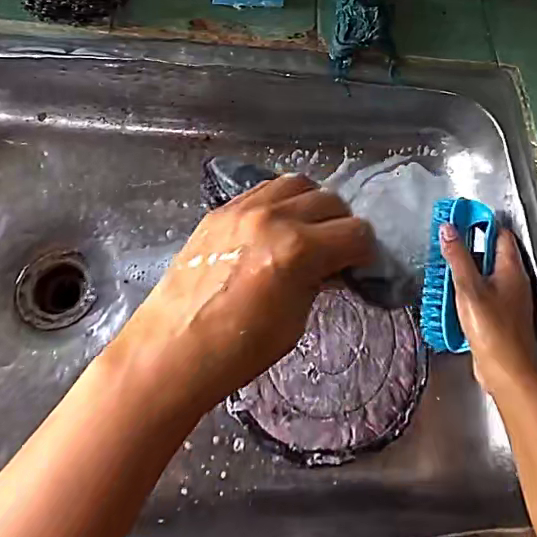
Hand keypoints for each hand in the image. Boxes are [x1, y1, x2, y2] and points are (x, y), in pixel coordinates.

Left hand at [106, 175, 375, 424]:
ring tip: (305, 229)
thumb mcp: (295, 320)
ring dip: (311, 204)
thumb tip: (330, 264)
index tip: (359, 263)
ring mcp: (244, 209)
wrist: (171, 353)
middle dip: (341, 225)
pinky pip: (264, 189)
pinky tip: (275, 225)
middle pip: (331, 201)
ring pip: (298, 184)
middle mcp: (275, 218)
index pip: (356, 232)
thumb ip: (318, 280)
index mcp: (298, 249)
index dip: (365, 250)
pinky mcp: (221, 210)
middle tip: (334, 249)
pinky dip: (280, 201)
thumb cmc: (238, 350)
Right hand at [439, 225, 536, 398]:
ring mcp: (509, 299)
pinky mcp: (500, 316)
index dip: (480, 224)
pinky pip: (483, 294)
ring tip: (444, 271)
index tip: (458, 221)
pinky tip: (452, 298)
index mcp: (511, 267)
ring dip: (466, 272)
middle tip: (446, 246)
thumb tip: (448, 229)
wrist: (507, 372)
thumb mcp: (469, 288)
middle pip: (491, 253)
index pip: (499, 233)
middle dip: (469, 248)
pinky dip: (468, 292)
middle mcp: (514, 280)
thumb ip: (458, 257)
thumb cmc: (492, 329)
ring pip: (486, 275)